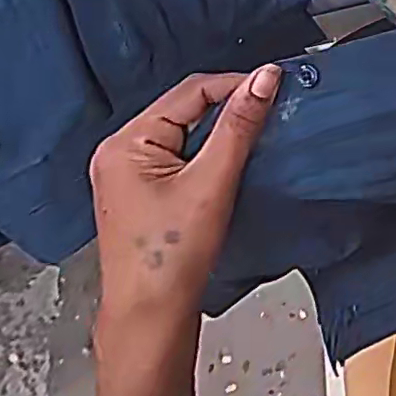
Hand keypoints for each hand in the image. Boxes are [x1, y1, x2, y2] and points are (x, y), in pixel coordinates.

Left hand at [88, 66, 281, 360]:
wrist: (152, 317)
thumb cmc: (171, 258)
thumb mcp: (212, 181)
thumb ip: (239, 125)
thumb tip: (263, 78)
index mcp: (127, 142)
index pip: (191, 91)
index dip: (235, 84)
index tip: (274, 84)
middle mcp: (121, 151)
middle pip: (186, 108)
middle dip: (229, 106)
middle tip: (270, 108)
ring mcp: (129, 172)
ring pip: (186, 130)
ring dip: (222, 128)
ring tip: (257, 131)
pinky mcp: (144, 190)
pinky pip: (182, 152)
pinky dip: (211, 150)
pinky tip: (233, 158)